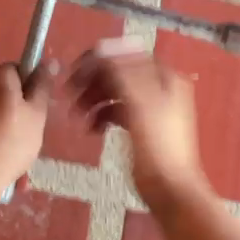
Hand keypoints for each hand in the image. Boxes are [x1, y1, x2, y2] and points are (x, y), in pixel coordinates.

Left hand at [0, 62, 54, 195]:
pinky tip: (1, 161)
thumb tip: (47, 62)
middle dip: (19, 109)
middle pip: (5, 91)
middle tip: (30, 133)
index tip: (38, 108)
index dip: (30, 85)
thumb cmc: (10, 143)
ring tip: (18, 156)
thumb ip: (42, 86)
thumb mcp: (36, 114)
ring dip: (7, 127)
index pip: (18, 68)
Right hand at [68, 41, 210, 213]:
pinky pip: (115, 111)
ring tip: (76, 114)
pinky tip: (91, 129)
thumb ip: (121, 72)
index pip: (126, 54)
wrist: (170, 190)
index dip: (99, 58)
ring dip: (93, 98)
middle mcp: (158, 87)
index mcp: (163, 77)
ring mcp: (149, 107)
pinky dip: (101, 116)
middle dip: (92, 80)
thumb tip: (101, 49)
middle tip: (68, 91)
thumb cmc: (158, 146)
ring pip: (114, 92)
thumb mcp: (140, 103)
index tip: (75, 69)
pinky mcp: (140, 126)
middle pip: (118, 72)